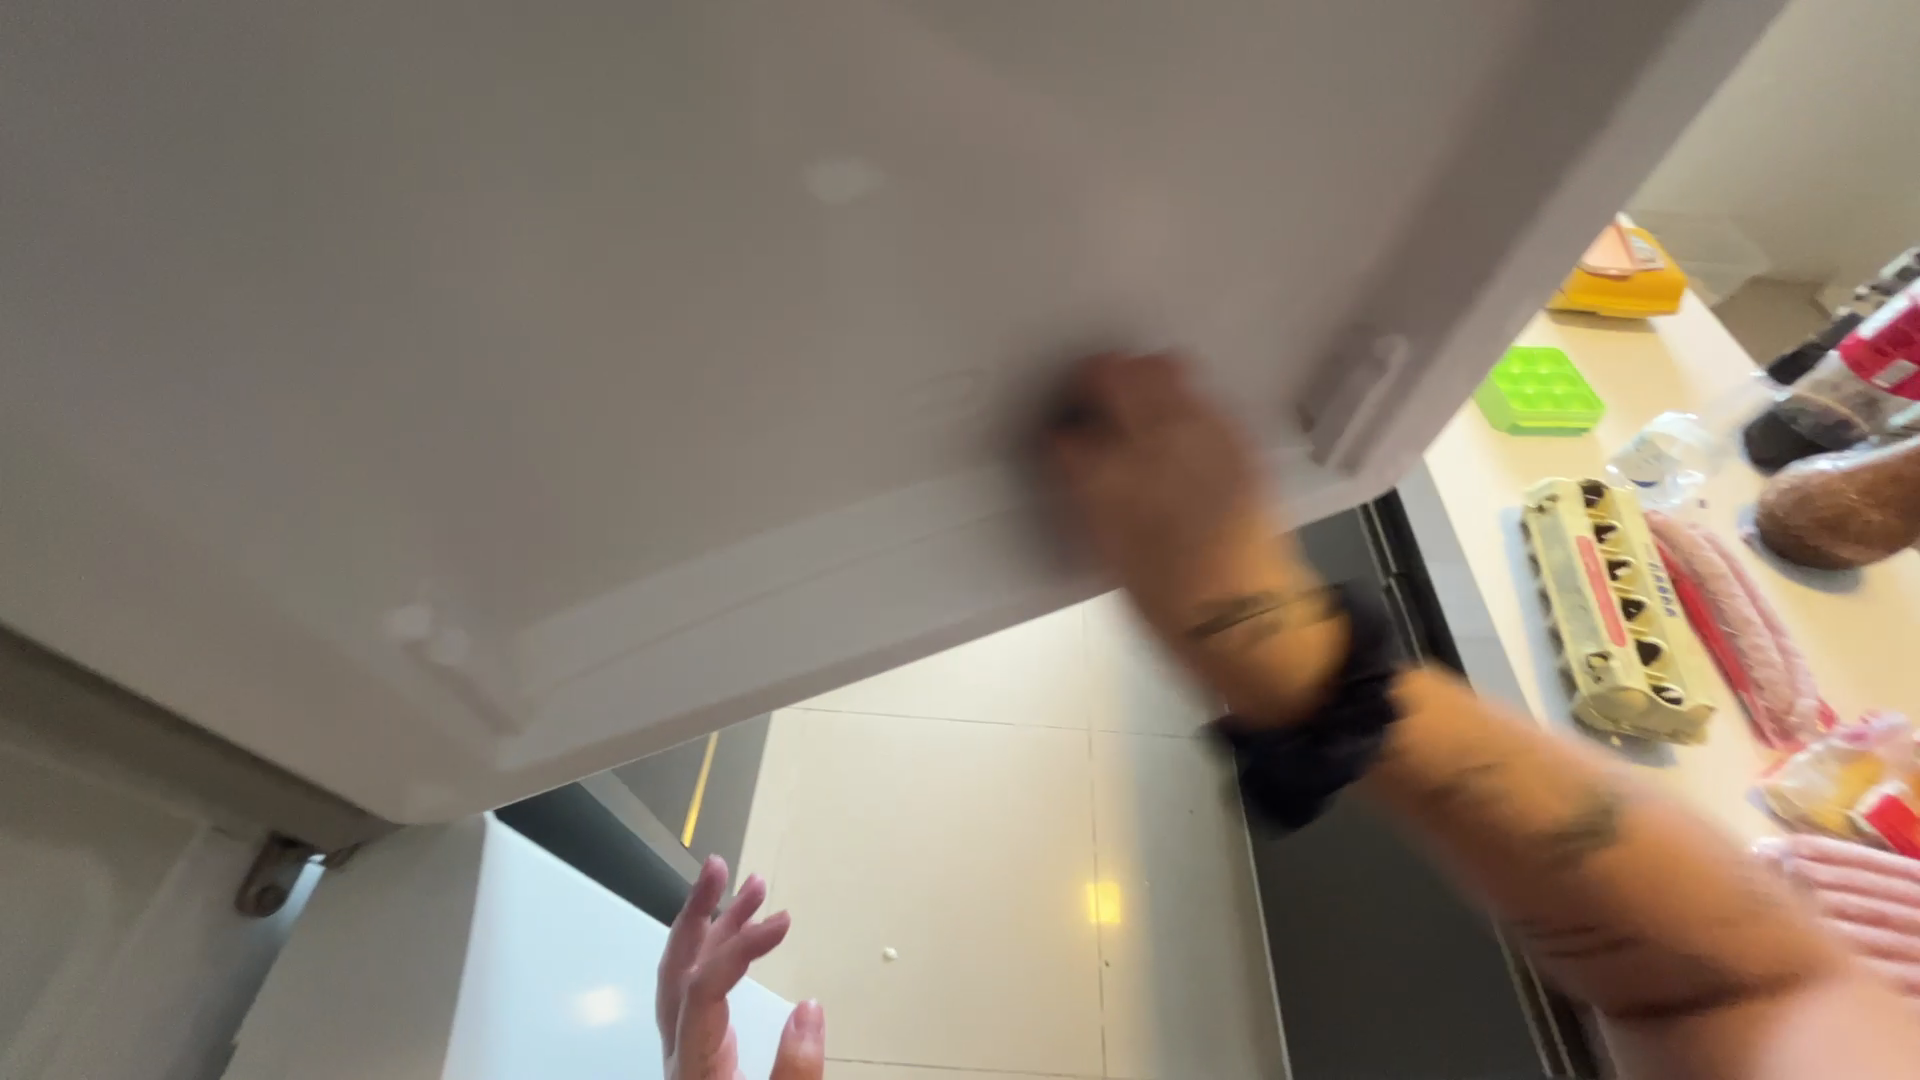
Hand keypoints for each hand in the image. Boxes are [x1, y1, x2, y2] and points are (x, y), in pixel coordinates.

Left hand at [657, 856, 824, 1079]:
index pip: (702, 990)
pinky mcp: (699, 1061)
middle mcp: (680, 1059)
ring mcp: (686, 1058)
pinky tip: (743, 941)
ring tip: (752, 887)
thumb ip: (795, 1078)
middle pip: (673, 973)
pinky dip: (720, 956)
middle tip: (721, 867)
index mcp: (694, 1074)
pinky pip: (700, 994)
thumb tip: (809, 1007)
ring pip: (684, 979)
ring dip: (713, 928)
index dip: (739, 947)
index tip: (786, 920)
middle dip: (696, 914)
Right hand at [1047, 352, 1346, 722]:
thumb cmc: (1166, 598)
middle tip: (1091, 394)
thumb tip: (1074, 455)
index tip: (1062, 438)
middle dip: (1097, 378)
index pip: (1069, 434)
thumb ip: (1089, 494)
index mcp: (1110, 483)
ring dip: (1140, 376)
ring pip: (1164, 369)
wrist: (1247, 616)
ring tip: (1133, 397)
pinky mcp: (1239, 440)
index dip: (1062, 433)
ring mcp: (1203, 435)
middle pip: (1117, 374)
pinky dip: (1182, 396)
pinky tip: (1177, 423)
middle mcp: (1156, 445)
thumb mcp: (1108, 551)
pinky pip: (1203, 396)